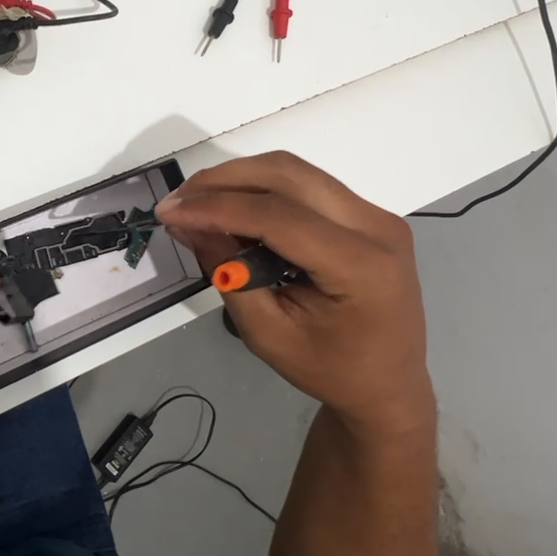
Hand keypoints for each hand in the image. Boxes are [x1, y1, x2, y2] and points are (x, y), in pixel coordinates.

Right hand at [155, 153, 429, 428]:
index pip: (277, 215)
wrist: (387, 384)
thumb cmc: (328, 369)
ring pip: (295, 171)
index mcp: (360, 266)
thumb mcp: (266, 333)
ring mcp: (375, 215)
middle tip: (177, 201)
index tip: (168, 213)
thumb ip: (228, 275)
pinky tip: (231, 210)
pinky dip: (261, 189)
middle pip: (287, 175)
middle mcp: (376, 227)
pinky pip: (305, 185)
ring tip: (196, 202)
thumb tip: (187, 224)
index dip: (216, 207)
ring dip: (239, 179)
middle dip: (223, 180)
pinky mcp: (366, 214)